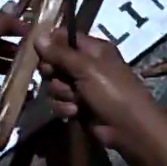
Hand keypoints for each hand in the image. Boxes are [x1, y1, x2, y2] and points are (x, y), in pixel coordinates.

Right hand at [34, 30, 162, 152]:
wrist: (130, 129)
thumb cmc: (112, 91)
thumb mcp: (86, 68)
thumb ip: (60, 53)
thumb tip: (37, 37)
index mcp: (93, 49)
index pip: (64, 36)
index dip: (50, 43)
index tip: (40, 52)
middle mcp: (86, 65)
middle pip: (55, 61)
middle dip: (53, 71)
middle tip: (53, 75)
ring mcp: (82, 86)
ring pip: (56, 84)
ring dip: (62, 93)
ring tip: (75, 100)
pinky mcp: (78, 106)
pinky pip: (60, 102)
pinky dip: (65, 107)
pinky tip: (75, 112)